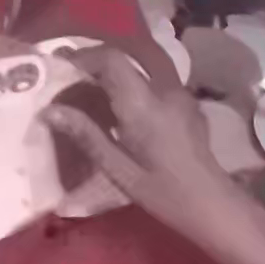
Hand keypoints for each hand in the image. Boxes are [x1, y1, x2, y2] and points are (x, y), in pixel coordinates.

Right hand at [42, 46, 264, 263]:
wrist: (215, 207)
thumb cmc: (164, 193)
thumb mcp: (118, 169)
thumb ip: (85, 135)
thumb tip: (49, 111)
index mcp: (144, 105)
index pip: (111, 60)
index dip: (83, 57)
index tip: (59, 67)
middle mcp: (164, 90)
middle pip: (124, 58)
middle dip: (94, 61)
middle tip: (69, 75)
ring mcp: (179, 94)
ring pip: (139, 67)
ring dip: (112, 71)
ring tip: (88, 89)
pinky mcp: (186, 103)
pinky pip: (152, 81)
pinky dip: (129, 83)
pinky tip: (118, 107)